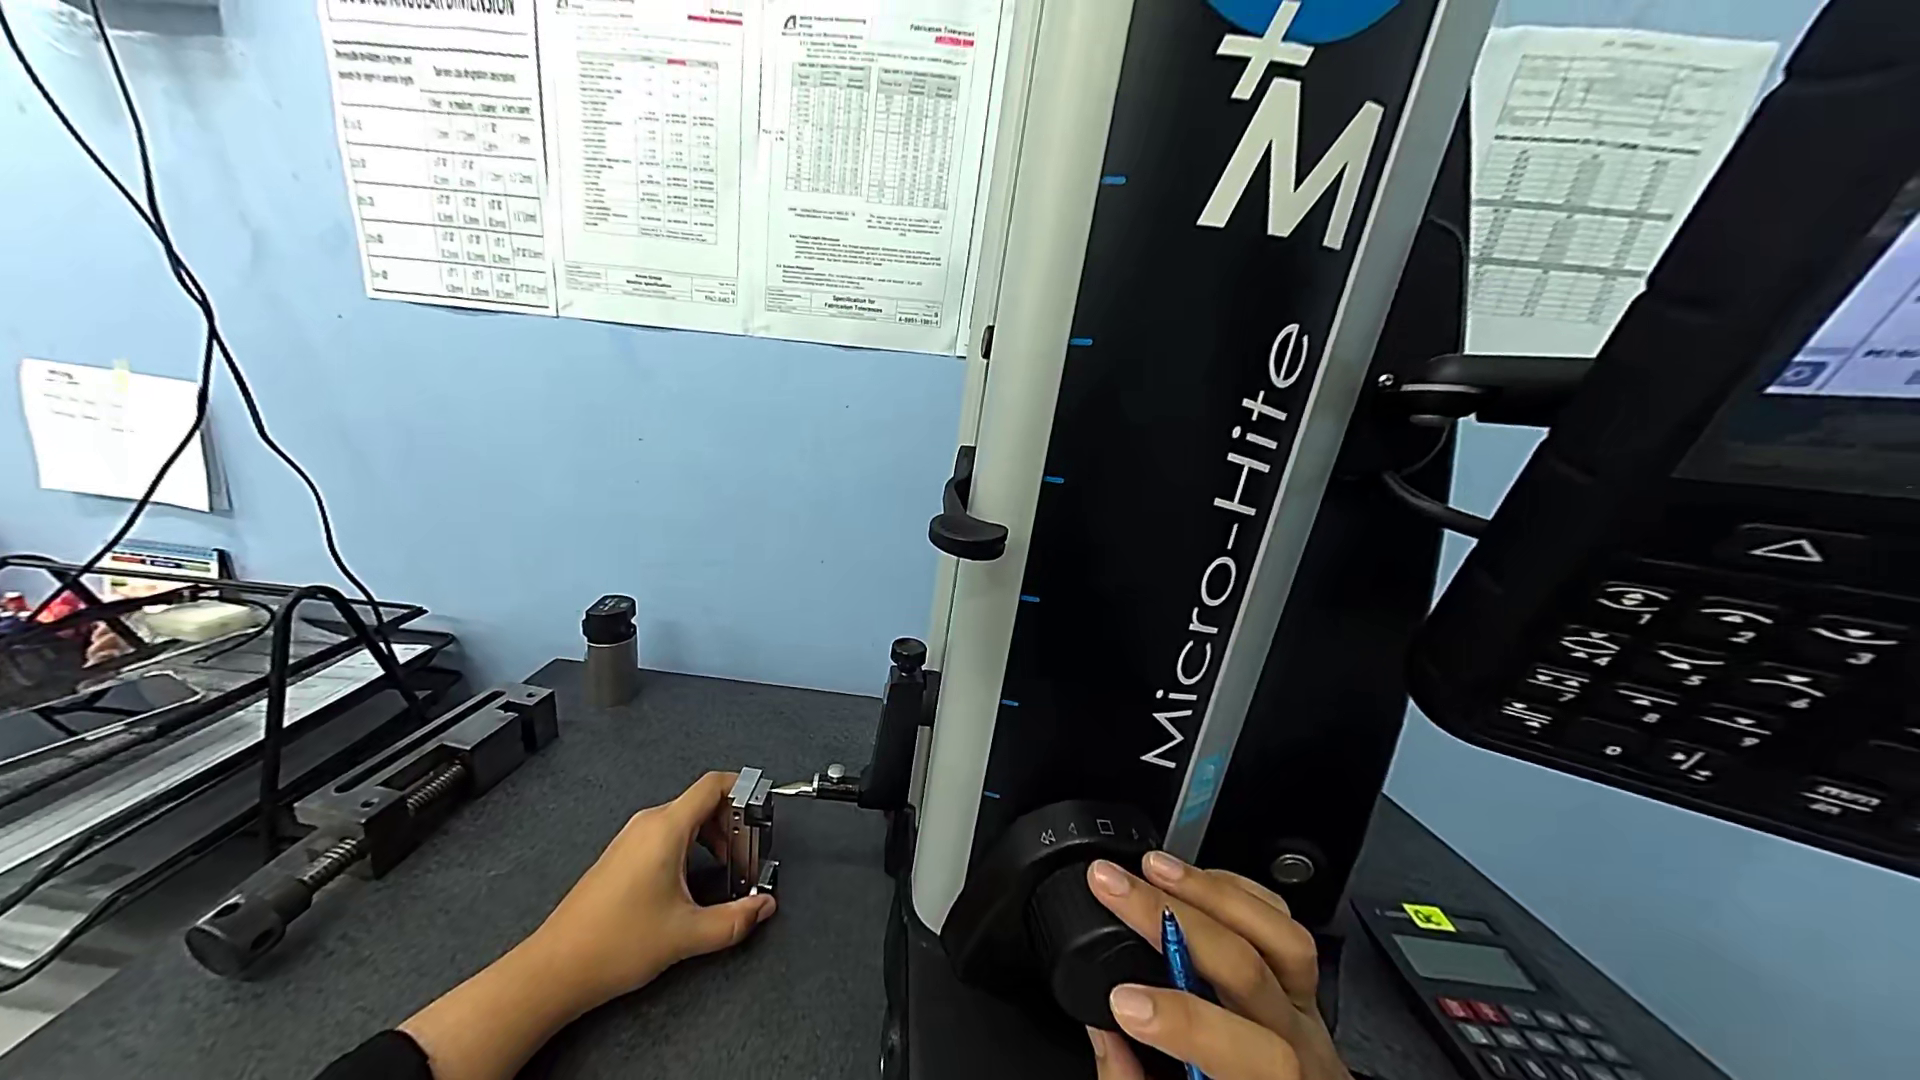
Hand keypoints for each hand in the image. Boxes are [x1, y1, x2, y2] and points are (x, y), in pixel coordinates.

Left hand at [398, 771, 775, 1079]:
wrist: (553, 971)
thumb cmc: (612, 945)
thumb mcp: (686, 934)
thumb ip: (736, 918)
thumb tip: (764, 906)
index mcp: (665, 829)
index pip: (714, 784)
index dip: (744, 789)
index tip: (761, 811)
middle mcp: (648, 824)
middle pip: (704, 800)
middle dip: (734, 822)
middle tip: (747, 852)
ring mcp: (632, 838)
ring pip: (687, 816)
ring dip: (714, 834)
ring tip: (726, 865)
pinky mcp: (623, 854)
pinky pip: (668, 831)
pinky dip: (693, 843)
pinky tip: (696, 876)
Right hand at [1082, 853, 1351, 1079]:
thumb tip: (1104, 1031)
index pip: (1253, 1056)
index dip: (1185, 1021)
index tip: (1123, 1000)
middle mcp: (1305, 1052)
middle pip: (1249, 972)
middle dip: (1170, 919)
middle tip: (1112, 887)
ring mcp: (1304, 1011)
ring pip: (1277, 934)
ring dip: (1207, 891)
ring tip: (1153, 866)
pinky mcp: (1297, 981)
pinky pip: (1281, 920)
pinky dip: (1232, 889)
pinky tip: (1191, 875)